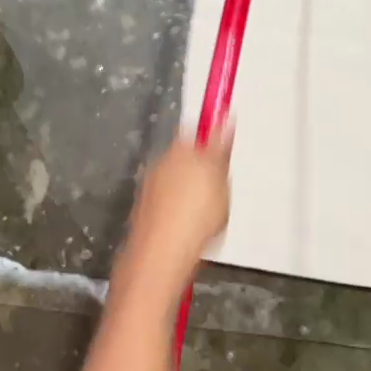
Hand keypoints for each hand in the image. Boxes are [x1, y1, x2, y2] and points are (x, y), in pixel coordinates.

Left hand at [124, 126, 233, 277]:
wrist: (163, 252)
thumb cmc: (197, 213)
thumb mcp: (221, 179)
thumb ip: (221, 148)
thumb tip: (225, 119)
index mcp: (179, 150)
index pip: (194, 131)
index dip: (209, 135)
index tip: (223, 144)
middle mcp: (160, 164)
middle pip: (184, 156)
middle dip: (201, 166)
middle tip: (220, 184)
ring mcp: (150, 188)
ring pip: (175, 180)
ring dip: (189, 189)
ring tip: (209, 211)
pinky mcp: (146, 211)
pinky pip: (168, 202)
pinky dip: (179, 208)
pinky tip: (192, 225)